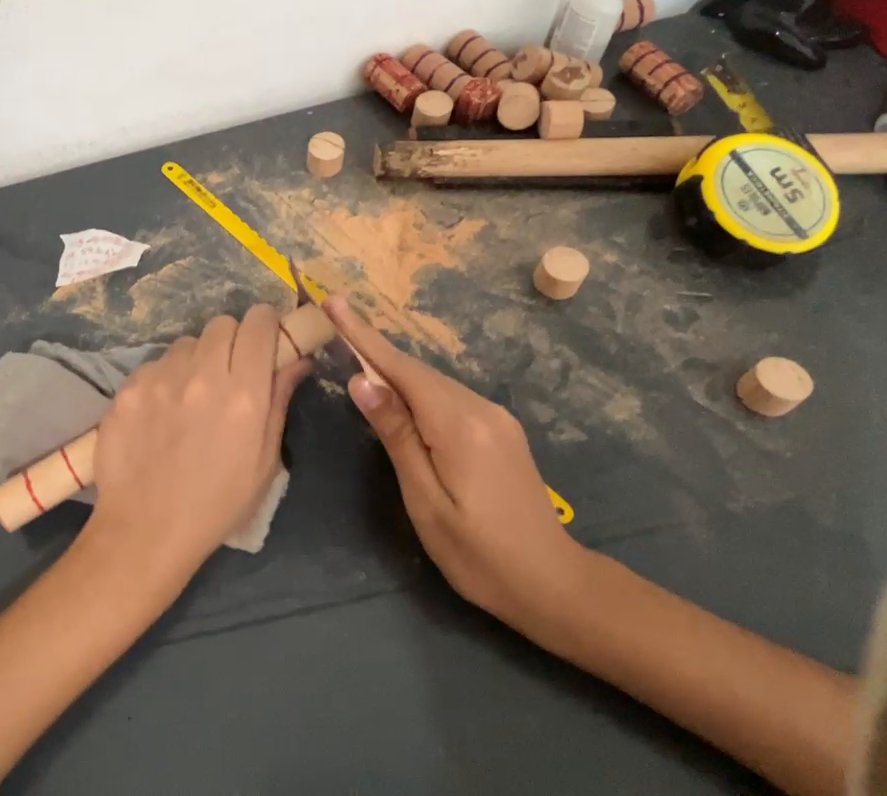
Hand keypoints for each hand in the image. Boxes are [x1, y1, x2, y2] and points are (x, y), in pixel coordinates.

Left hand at [85, 304, 310, 585]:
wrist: (147, 529)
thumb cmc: (217, 504)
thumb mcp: (264, 461)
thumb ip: (278, 401)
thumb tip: (295, 358)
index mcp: (243, 394)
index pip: (258, 324)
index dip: (266, 323)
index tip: (266, 336)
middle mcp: (201, 376)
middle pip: (221, 324)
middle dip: (231, 339)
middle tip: (230, 369)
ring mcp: (159, 379)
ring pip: (185, 343)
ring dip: (195, 358)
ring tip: (191, 395)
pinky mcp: (127, 388)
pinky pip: (154, 365)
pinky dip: (163, 378)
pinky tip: (161, 412)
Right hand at [324, 297, 587, 629]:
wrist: (553, 585)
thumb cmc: (478, 554)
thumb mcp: (425, 499)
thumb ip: (396, 435)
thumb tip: (363, 381)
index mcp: (459, 425)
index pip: (401, 369)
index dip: (364, 336)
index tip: (334, 301)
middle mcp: (481, 410)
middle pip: (417, 372)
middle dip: (373, 349)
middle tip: (333, 323)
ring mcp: (496, 420)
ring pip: (433, 385)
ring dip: (394, 371)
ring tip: (354, 356)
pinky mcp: (501, 433)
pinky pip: (448, 400)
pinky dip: (417, 391)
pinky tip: (398, 397)